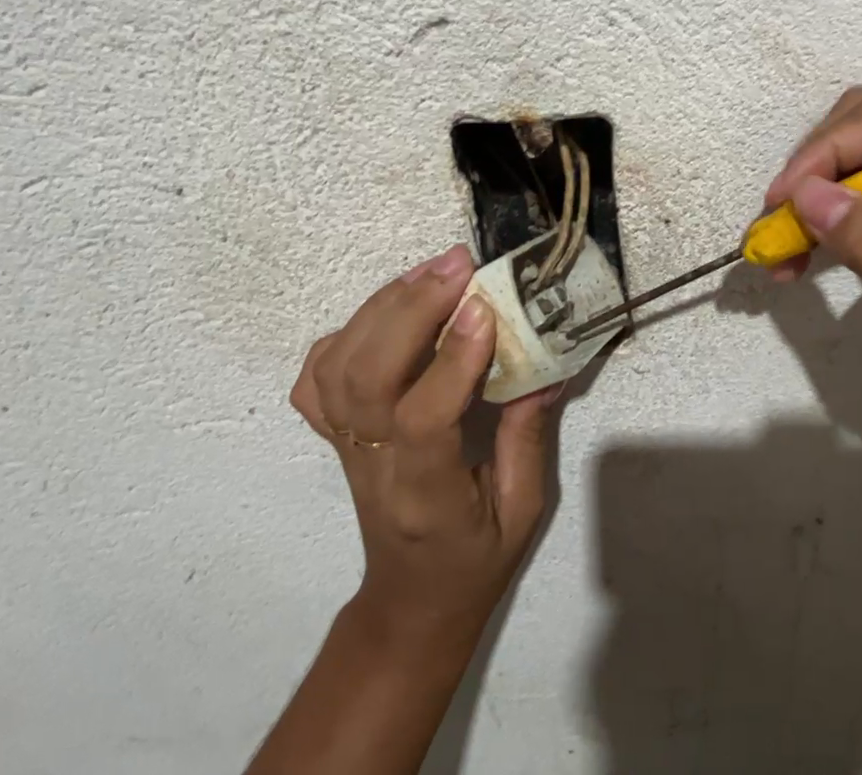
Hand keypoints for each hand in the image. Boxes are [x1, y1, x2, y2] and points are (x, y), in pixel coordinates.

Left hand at [289, 245, 557, 648]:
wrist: (411, 598)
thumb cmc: (474, 560)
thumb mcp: (523, 509)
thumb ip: (527, 438)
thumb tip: (543, 371)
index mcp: (425, 494)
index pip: (422, 419)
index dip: (451, 359)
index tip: (484, 307)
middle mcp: (373, 465)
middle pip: (364, 378)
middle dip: (410, 309)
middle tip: (458, 264)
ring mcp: (345, 448)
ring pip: (335, 366)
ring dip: (381, 307)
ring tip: (430, 271)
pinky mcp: (335, 435)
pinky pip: (317, 376)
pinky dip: (345, 332)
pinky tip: (387, 310)